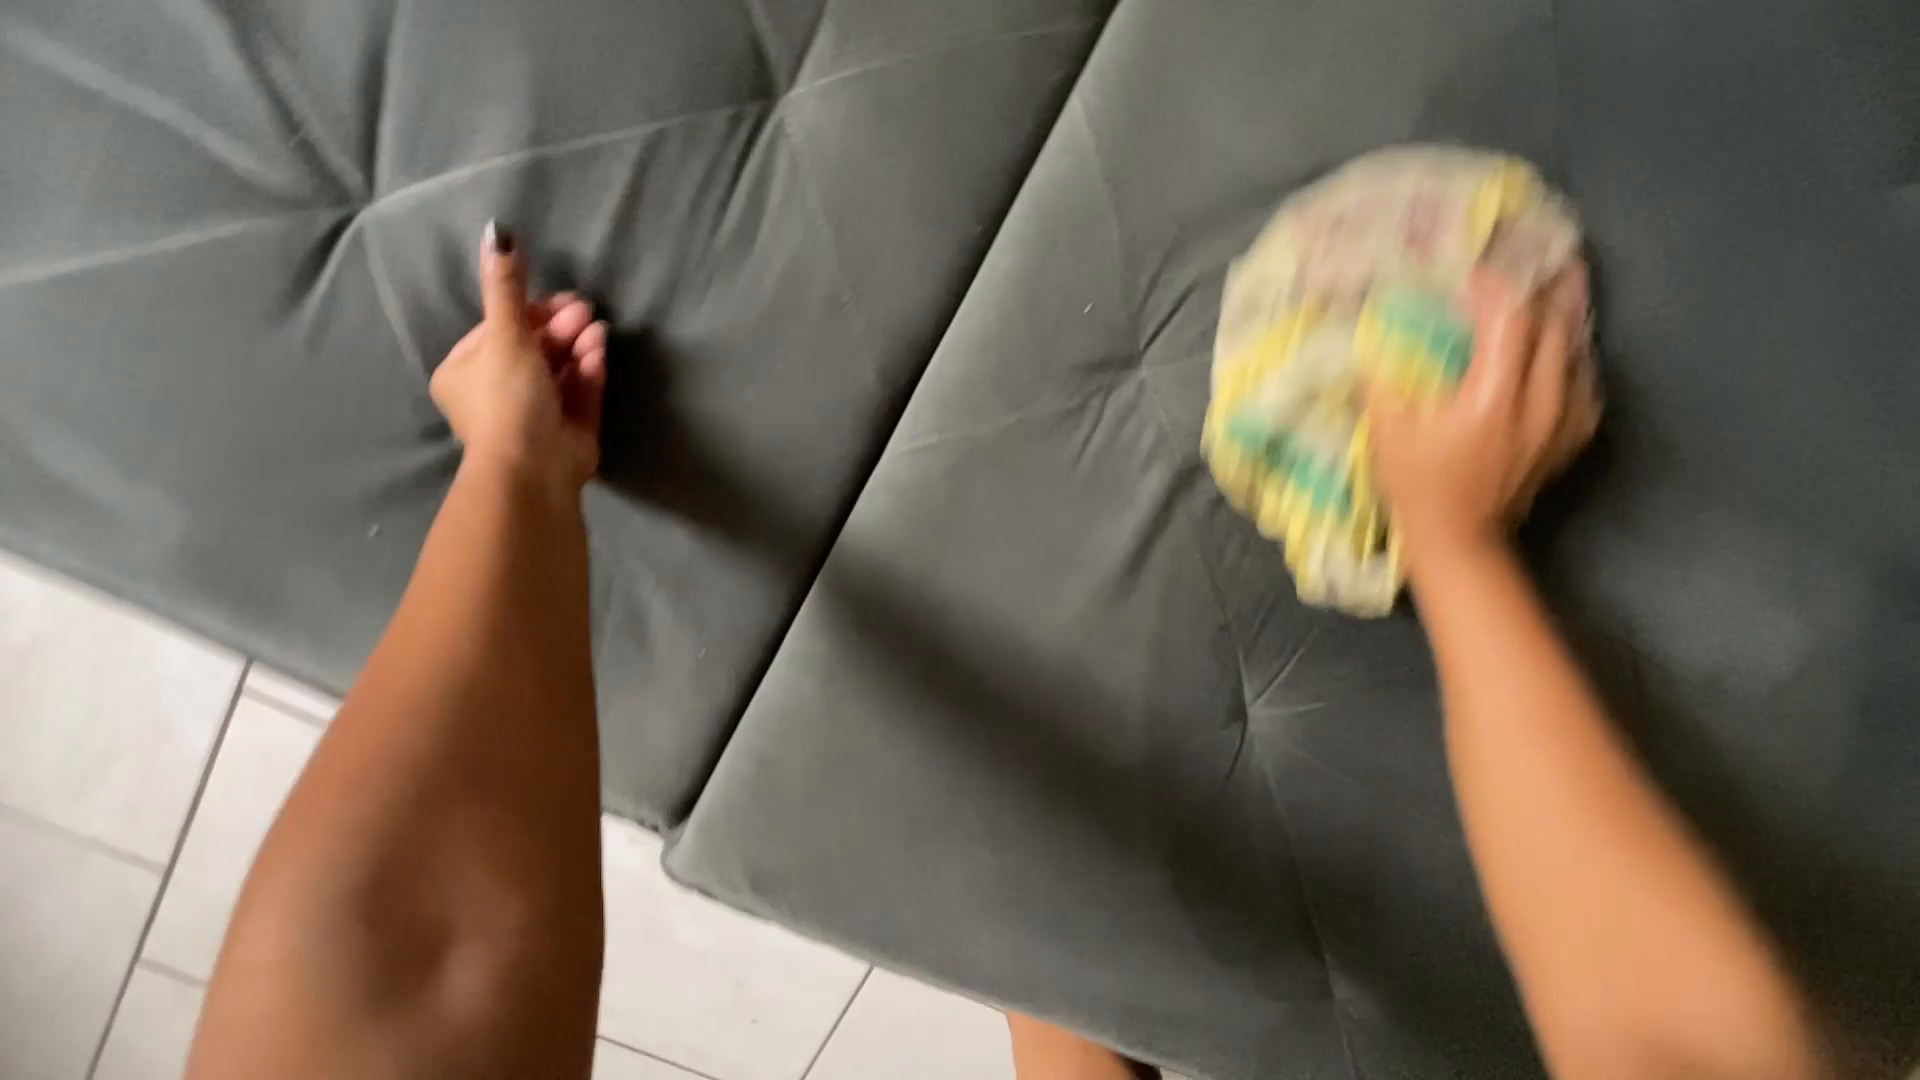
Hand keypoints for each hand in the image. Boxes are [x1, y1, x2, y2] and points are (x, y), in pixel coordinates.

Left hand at [430, 222, 609, 496]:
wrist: (535, 466)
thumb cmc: (508, 400)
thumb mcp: (504, 336)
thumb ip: (506, 287)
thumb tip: (496, 231)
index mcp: (466, 372)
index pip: (500, 330)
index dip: (531, 311)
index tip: (560, 299)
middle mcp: (498, 391)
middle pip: (534, 348)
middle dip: (561, 328)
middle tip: (585, 310)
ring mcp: (537, 411)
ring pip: (561, 369)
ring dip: (579, 345)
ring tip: (597, 328)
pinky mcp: (570, 427)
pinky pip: (579, 391)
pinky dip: (589, 369)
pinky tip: (600, 350)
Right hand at [1368, 263, 1600, 566]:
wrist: (1460, 537)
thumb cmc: (1416, 485)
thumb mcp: (1388, 430)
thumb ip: (1387, 378)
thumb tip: (1380, 335)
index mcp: (1494, 397)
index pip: (1509, 319)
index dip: (1492, 287)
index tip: (1468, 274)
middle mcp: (1542, 400)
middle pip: (1556, 322)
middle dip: (1542, 285)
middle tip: (1528, 255)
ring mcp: (1567, 417)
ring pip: (1579, 345)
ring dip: (1565, 310)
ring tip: (1558, 278)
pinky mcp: (1575, 431)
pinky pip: (1586, 375)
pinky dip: (1572, 350)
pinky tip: (1561, 341)